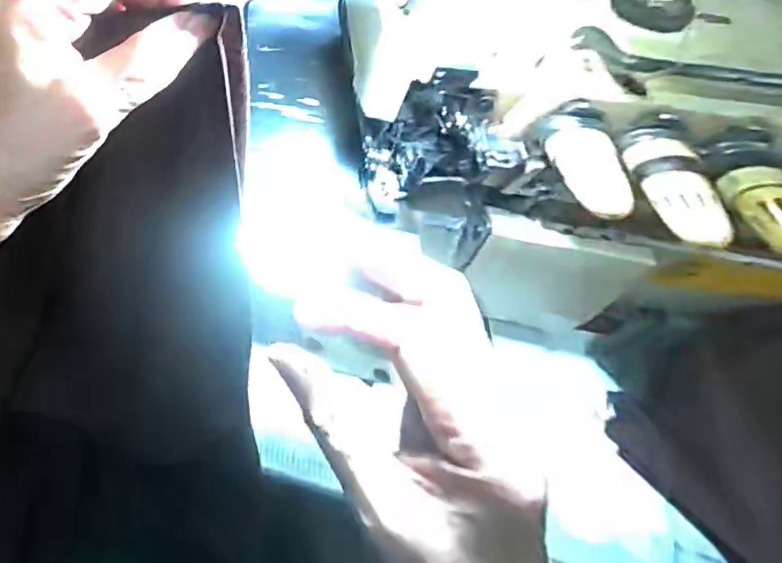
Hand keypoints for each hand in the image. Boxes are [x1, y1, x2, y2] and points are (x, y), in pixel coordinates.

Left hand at [0, 0, 218, 223]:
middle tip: (193, 26)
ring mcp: (18, 19)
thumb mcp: (97, 102)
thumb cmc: (28, 148)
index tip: (200, 14)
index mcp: (32, 0)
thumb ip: (152, 56)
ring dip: (132, 15)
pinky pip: (77, 21)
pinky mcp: (22, 42)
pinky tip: (136, 50)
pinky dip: (110, 31)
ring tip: (173, 37)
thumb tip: (203, 21)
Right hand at [268, 238, 546, 562]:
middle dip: (388, 269)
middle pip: (453, 306)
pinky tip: (368, 290)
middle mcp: (505, 406)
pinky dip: (402, 296)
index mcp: (487, 442)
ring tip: (344, 258)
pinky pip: (445, 323)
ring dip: (397, 274)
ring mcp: (501, 395)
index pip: (420, 345)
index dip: (356, 314)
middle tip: (329, 250)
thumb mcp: (378, 506)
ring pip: (455, 305)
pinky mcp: (483, 392)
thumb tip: (277, 351)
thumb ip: (330, 425)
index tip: (302, 309)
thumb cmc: (437, 562)